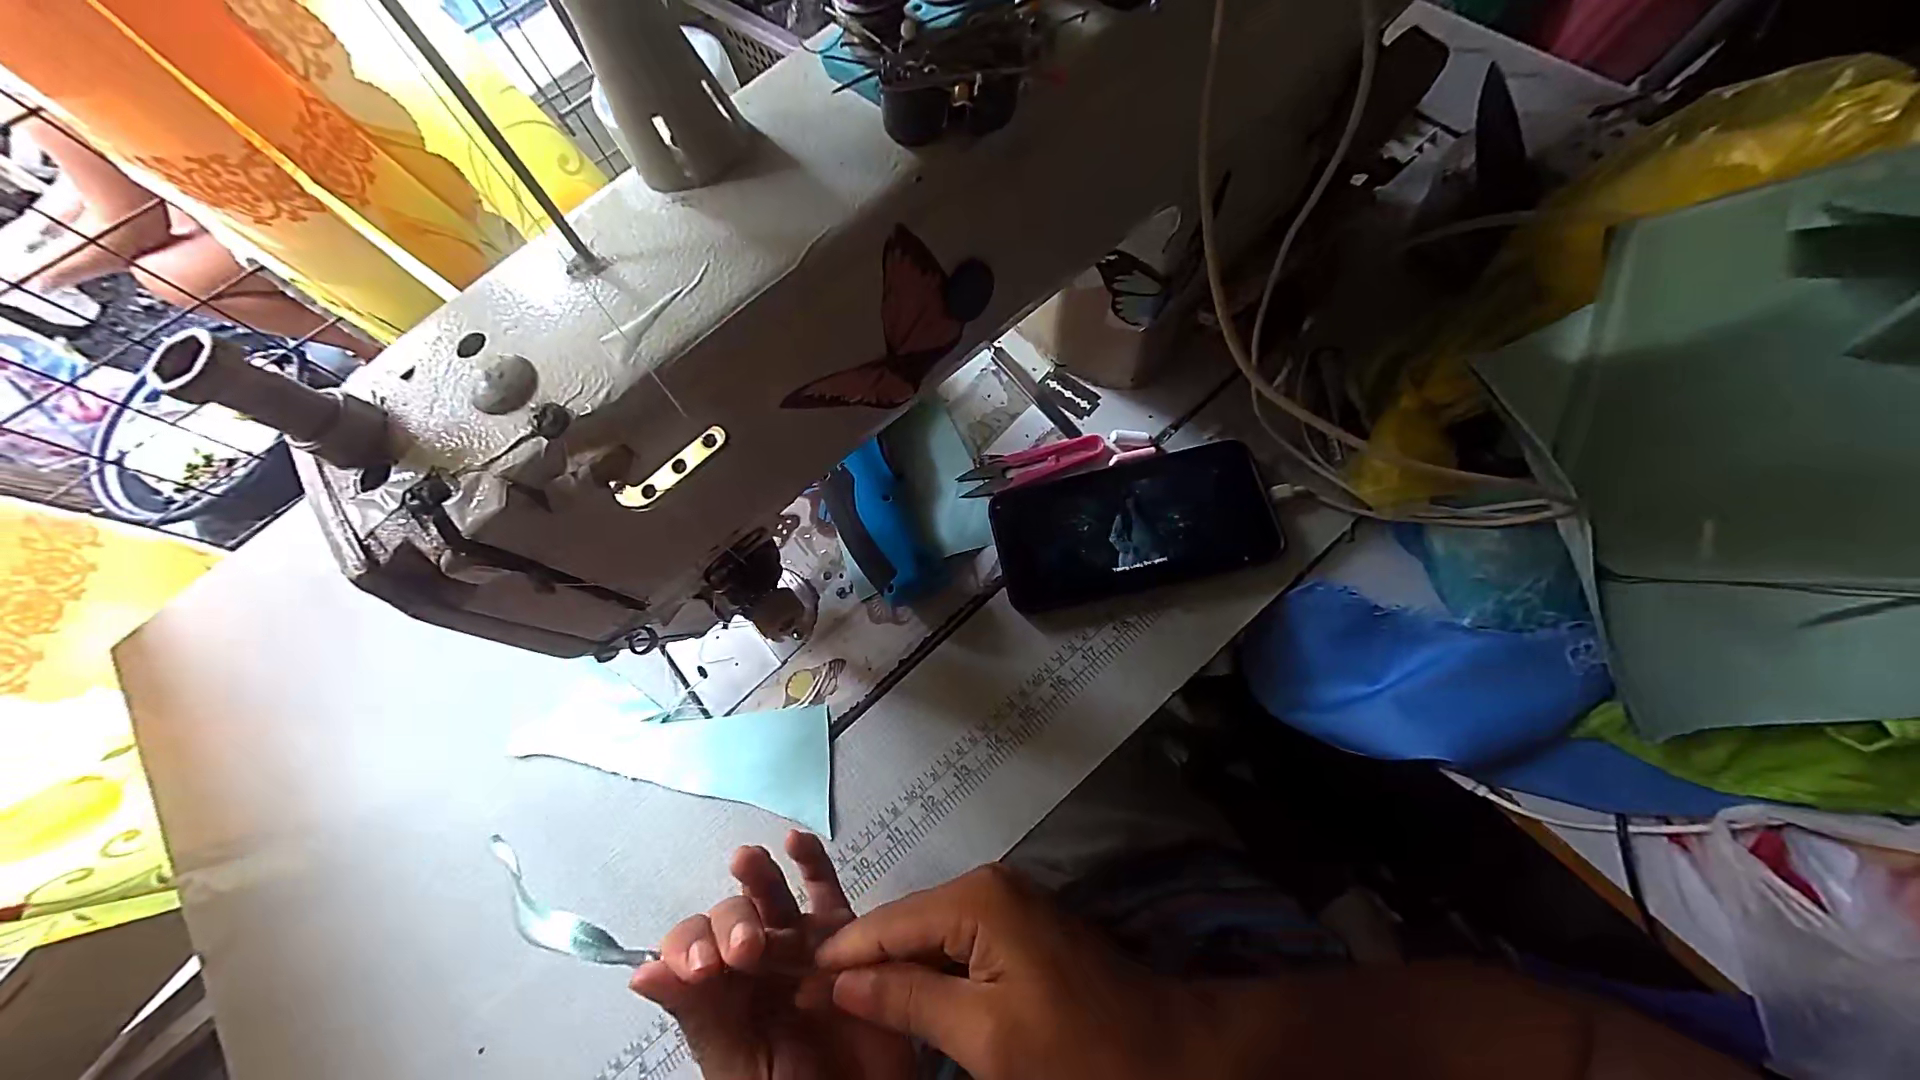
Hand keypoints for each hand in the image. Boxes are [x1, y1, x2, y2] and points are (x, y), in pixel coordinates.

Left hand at [631, 831, 914, 1079]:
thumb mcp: (734, 1062)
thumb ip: (699, 1014)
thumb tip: (639, 974)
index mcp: (719, 992)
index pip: (690, 949)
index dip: (688, 947)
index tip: (700, 969)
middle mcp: (756, 959)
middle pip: (734, 916)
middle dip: (732, 923)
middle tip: (745, 952)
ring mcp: (801, 941)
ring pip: (773, 893)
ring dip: (758, 873)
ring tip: (746, 859)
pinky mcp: (844, 932)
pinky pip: (826, 888)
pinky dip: (812, 861)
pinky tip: (795, 841)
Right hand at [813, 863, 1193, 1079]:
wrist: (1168, 1051)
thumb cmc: (1075, 1050)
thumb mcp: (984, 1035)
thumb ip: (909, 999)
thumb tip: (840, 982)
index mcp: (976, 898)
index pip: (888, 922)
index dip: (839, 955)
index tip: (791, 985)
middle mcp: (986, 882)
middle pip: (906, 922)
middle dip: (862, 960)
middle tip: (811, 1000)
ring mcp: (1004, 898)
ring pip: (929, 932)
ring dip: (893, 966)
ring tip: (844, 1002)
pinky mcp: (1016, 922)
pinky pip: (956, 940)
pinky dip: (928, 968)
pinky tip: (901, 995)